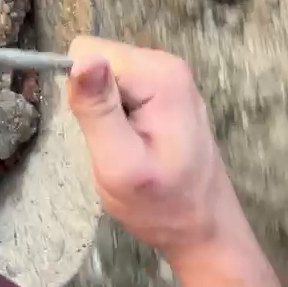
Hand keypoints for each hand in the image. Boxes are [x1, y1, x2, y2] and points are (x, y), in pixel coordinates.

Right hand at [66, 37, 243, 265]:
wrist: (205, 233)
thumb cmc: (163, 206)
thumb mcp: (119, 163)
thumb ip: (98, 109)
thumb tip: (82, 58)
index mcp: (159, 74)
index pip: (87, 53)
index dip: (83, 95)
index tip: (100, 130)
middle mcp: (166, 64)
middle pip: (95, 59)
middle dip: (93, 102)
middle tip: (114, 143)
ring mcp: (166, 76)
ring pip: (102, 74)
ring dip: (103, 111)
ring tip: (126, 145)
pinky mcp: (162, 90)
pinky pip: (115, 87)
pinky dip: (114, 115)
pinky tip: (134, 142)